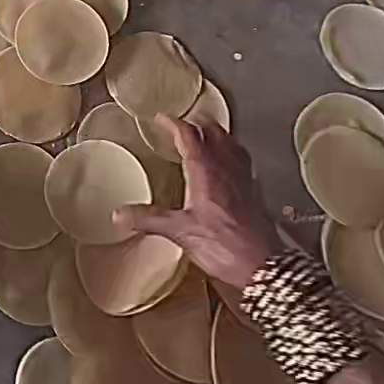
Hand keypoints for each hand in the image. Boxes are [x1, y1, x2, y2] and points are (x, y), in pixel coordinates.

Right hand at [114, 114, 283, 288]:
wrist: (263, 265)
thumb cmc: (226, 246)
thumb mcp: (180, 232)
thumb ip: (148, 220)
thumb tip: (120, 214)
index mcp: (207, 172)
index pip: (188, 136)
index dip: (173, 124)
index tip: (162, 119)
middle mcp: (227, 170)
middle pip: (215, 133)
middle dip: (199, 122)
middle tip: (187, 119)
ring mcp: (244, 179)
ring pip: (231, 144)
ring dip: (219, 134)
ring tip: (210, 133)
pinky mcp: (255, 193)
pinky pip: (244, 162)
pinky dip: (234, 154)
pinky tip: (232, 164)